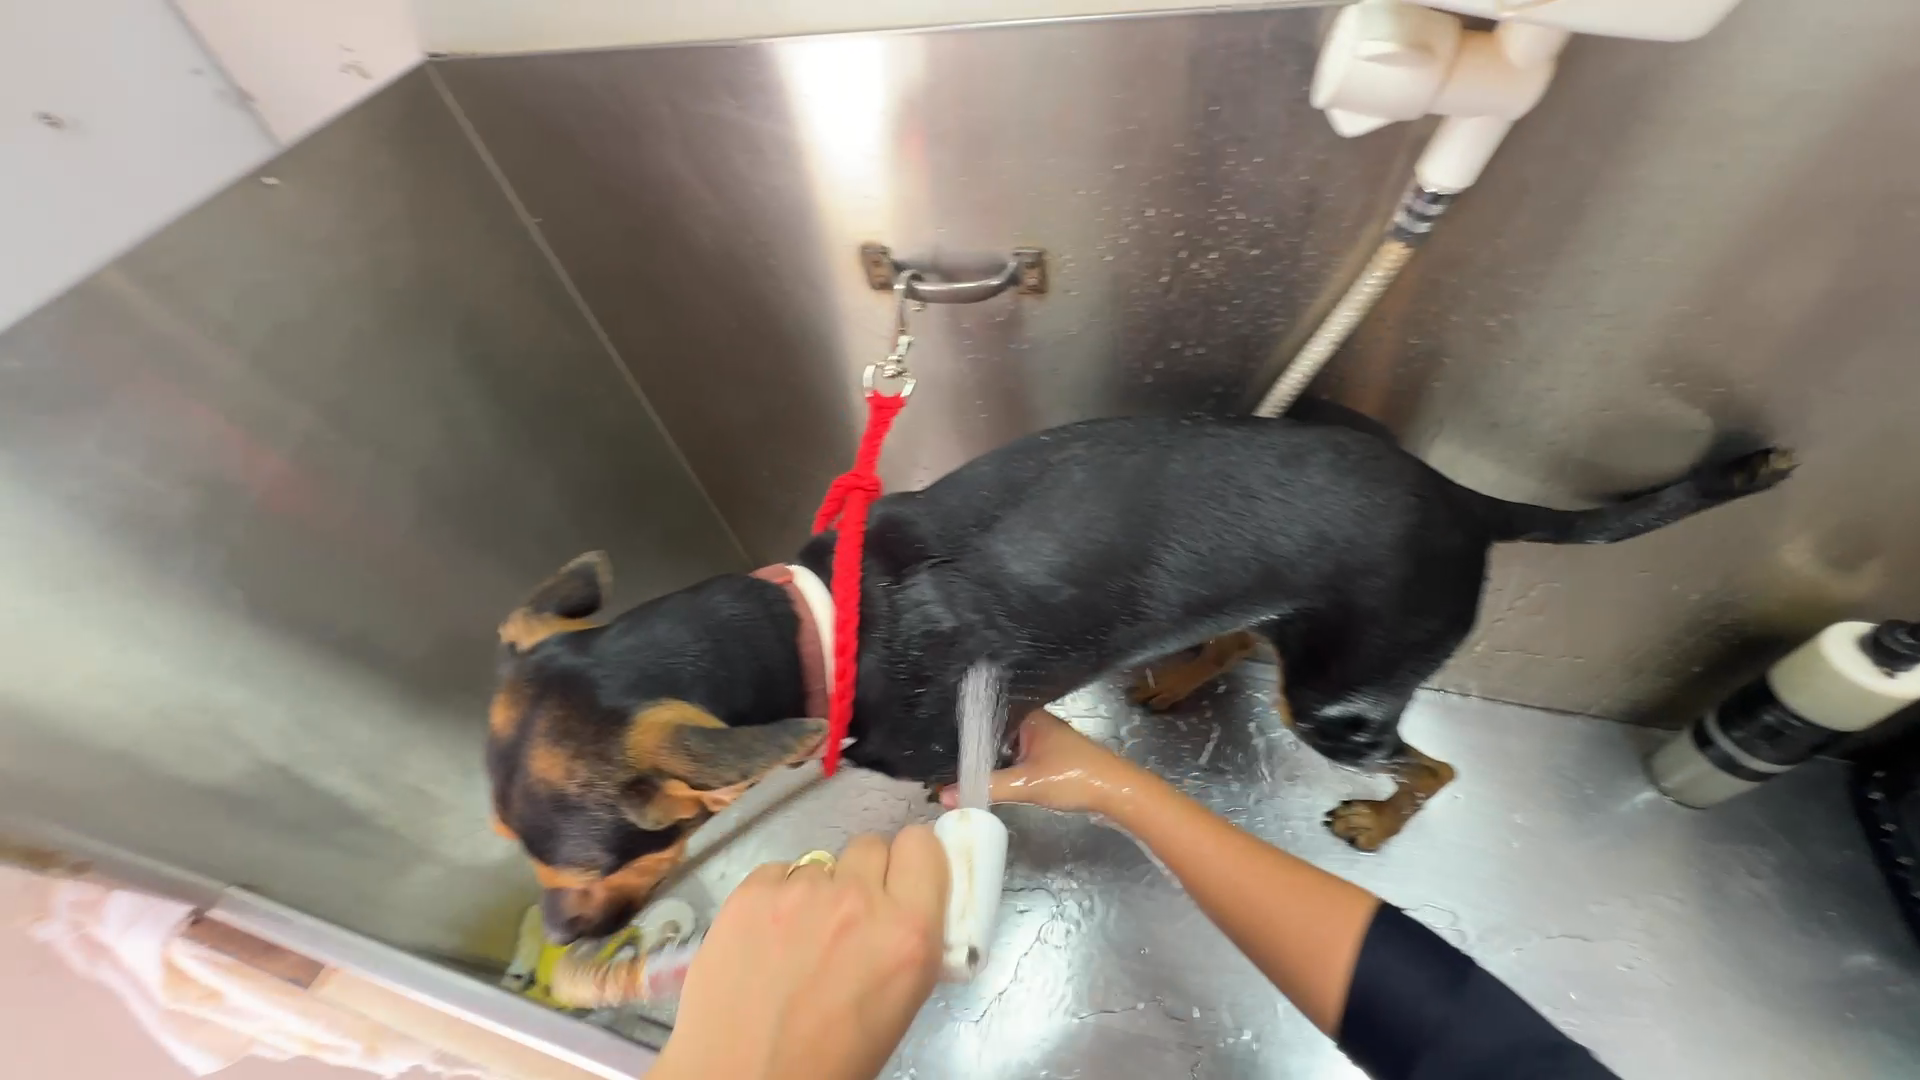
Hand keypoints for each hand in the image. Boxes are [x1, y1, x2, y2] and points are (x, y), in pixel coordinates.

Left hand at [652, 827, 948, 1079]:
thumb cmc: (830, 1061)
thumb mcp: (898, 1002)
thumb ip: (905, 940)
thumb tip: (902, 905)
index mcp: (908, 933)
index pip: (922, 845)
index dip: (910, 861)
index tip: (900, 880)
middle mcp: (859, 900)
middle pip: (872, 845)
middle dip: (863, 875)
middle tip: (847, 918)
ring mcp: (802, 891)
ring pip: (822, 861)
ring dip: (818, 891)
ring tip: (797, 939)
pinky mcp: (752, 891)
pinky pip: (777, 871)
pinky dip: (775, 896)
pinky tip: (764, 939)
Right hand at [939, 709, 1153, 815]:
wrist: (1117, 793)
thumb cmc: (1073, 777)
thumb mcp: (1026, 783)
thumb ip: (987, 787)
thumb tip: (946, 795)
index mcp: (1028, 716)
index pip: (987, 719)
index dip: (965, 736)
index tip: (940, 750)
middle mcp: (1036, 723)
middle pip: (996, 737)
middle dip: (977, 754)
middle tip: (946, 769)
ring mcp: (1046, 742)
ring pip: (1009, 752)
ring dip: (993, 765)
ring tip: (962, 777)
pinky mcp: (1053, 760)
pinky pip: (1021, 762)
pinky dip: (1008, 772)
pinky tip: (992, 783)